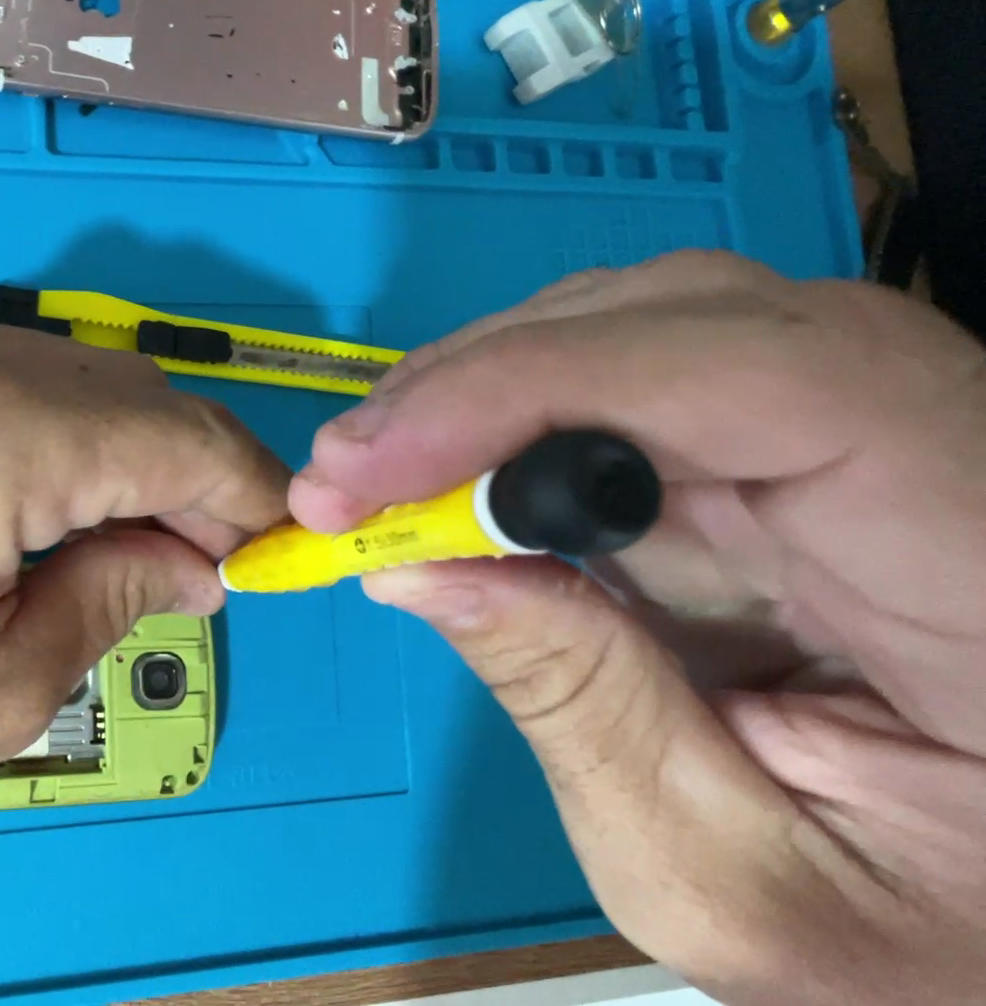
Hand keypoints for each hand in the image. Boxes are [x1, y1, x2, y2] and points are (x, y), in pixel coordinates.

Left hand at [0, 296, 287, 1005]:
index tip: (277, 546)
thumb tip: (200, 560)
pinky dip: (50, 434)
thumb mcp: (4, 682)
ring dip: (118, 451)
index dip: (243, 491)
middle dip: (183, 470)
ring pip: (64, 376)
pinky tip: (51, 504)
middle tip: (204, 559)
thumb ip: (123, 594)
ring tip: (131, 543)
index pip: (172, 433)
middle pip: (123, 388)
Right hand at [291, 252, 985, 1003]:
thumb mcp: (726, 878)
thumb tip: (410, 570)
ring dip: (476, 391)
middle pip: (687, 324)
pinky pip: (624, 386)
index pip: (763, 381)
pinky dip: (502, 418)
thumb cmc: (908, 941)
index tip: (369, 468)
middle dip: (476, 388)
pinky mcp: (782, 455)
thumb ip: (575, 708)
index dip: (536, 388)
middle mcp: (947, 453)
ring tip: (370, 473)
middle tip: (339, 474)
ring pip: (644, 330)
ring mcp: (866, 437)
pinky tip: (436, 473)